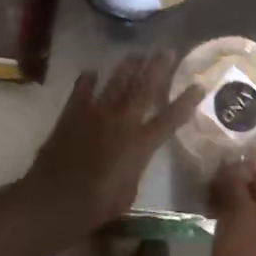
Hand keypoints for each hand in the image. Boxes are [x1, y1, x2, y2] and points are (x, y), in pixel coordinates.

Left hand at [21, 53, 202, 229]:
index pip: (170, 119)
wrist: (55, 199)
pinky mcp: (71, 116)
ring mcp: (94, 115)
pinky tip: (91, 72)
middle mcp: (121, 122)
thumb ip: (135, 168)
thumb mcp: (128, 191)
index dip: (186, 102)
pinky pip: (80, 92)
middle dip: (158, 69)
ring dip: (127, 68)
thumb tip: (134, 157)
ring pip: (115, 84)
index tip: (199, 85)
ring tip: (136, 53)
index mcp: (140, 144)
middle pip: (144, 89)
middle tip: (167, 50)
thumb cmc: (97, 205)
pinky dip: (86, 81)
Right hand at [207, 156, 255, 255]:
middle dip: (243, 174)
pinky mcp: (242, 232)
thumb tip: (232, 164)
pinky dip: (223, 201)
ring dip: (229, 187)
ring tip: (209, 188)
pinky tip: (207, 202)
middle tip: (220, 175)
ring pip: (248, 194)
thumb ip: (237, 182)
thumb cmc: (244, 250)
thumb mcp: (241, 211)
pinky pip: (236, 208)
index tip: (244, 167)